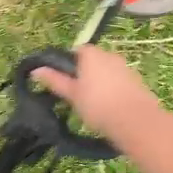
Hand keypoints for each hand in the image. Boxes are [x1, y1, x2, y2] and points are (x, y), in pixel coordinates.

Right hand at [32, 45, 158, 134]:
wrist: (136, 121)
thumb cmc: (97, 105)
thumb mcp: (72, 94)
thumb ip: (55, 80)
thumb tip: (36, 70)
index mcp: (91, 53)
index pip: (76, 50)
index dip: (68, 64)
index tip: (64, 82)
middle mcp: (110, 54)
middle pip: (92, 60)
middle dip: (84, 74)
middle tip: (76, 95)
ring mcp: (125, 67)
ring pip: (106, 71)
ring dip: (99, 82)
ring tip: (93, 104)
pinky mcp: (137, 81)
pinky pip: (119, 81)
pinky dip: (113, 89)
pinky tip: (110, 107)